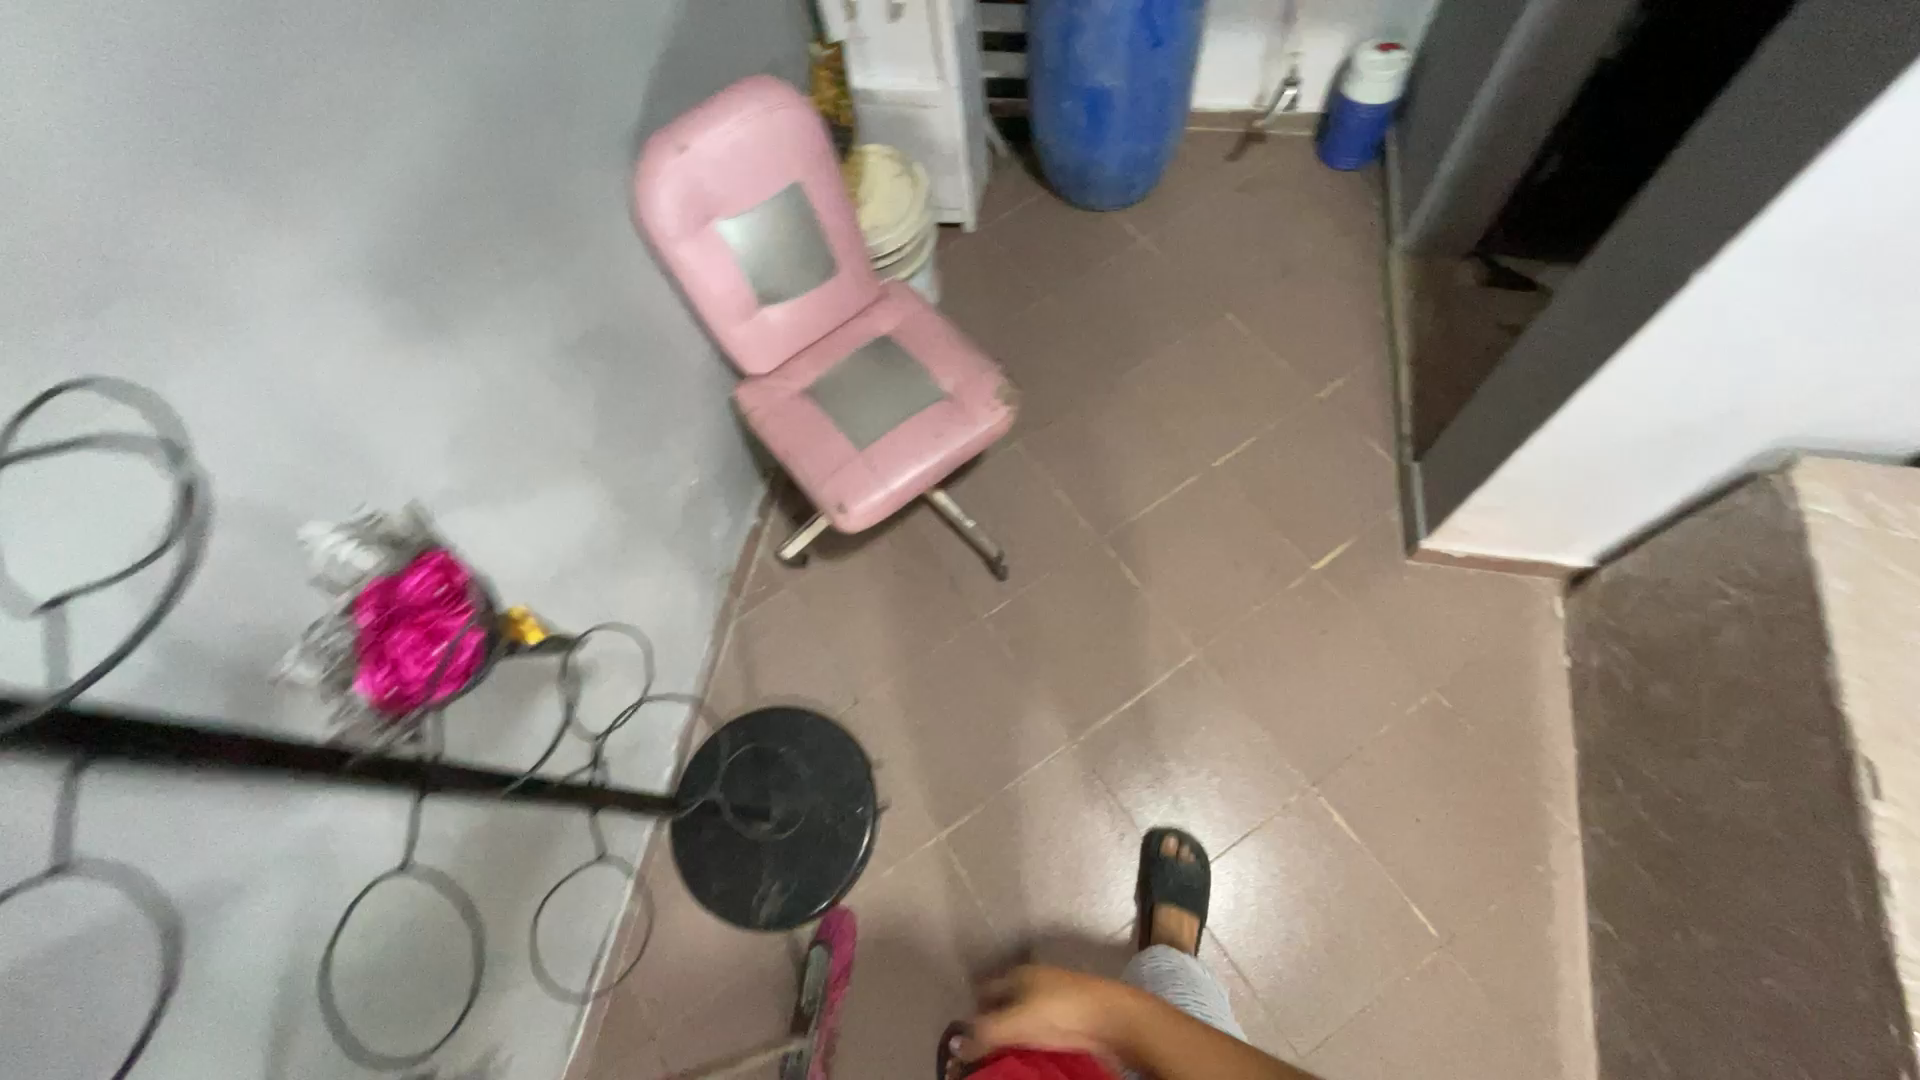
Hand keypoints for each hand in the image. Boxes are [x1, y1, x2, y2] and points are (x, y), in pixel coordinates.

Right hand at [957, 966, 1143, 1064]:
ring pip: (1021, 1019)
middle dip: (990, 1028)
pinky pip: (1039, 1031)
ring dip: (1011, 1039)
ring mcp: (1052, 999)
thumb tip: (953, 1045)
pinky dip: (1030, 1044)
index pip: (983, 991)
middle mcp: (1031, 982)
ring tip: (1002, 1062)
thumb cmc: (1060, 1011)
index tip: (963, 1041)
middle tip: (980, 1057)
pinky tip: (1027, 1059)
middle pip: (1002, 1006)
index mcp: (1016, 975)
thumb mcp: (1016, 1022)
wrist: (1112, 1017)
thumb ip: (984, 1032)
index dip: (971, 1013)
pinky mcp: (1068, 1017)